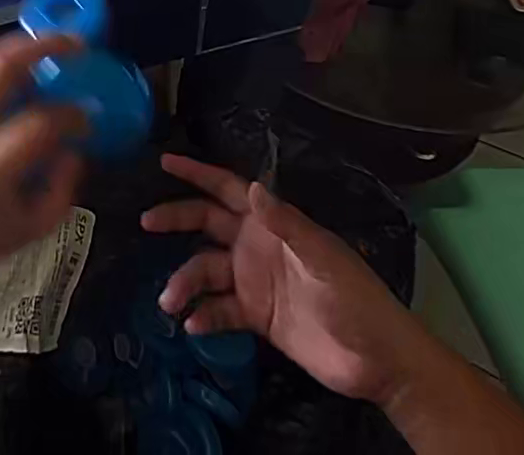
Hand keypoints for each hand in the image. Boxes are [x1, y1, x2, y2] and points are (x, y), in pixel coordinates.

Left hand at [0, 33, 85, 292]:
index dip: (73, 115)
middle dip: (46, 45)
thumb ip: (61, 192)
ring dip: (15, 49)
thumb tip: (74, 149)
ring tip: (38, 59)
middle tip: (73, 45)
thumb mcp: (23, 234)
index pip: (42, 121)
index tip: (86, 118)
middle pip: (4, 64)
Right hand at [141, 154, 410, 404]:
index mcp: (270, 222)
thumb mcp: (322, 257)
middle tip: (146, 222)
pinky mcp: (255, 316)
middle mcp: (255, 245)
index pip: (227, 188)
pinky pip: (219, 310)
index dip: (197, 173)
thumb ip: (286, 223)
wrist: (377, 359)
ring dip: (185, 282)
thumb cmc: (355, 297)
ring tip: (169, 302)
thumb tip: (250, 187)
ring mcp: (253, 280)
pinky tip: (193, 326)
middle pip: (205, 223)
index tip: (165, 162)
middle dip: (175, 218)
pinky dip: (204, 316)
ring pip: (205, 270)